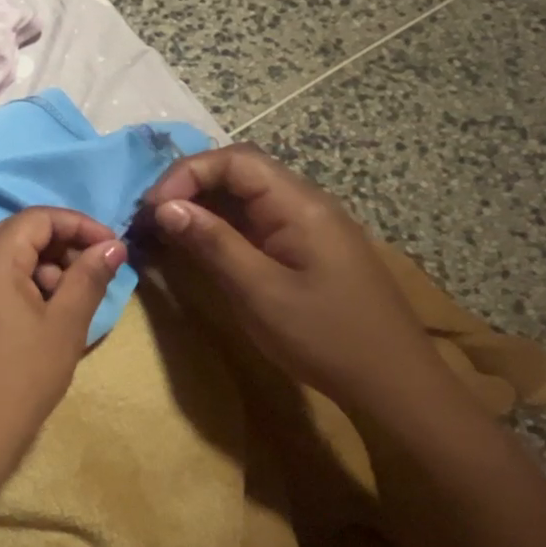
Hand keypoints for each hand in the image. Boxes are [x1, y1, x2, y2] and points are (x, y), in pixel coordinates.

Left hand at [0, 208, 125, 479]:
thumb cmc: (21, 377)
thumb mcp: (64, 325)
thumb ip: (88, 278)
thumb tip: (112, 246)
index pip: (38, 217)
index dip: (80, 226)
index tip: (113, 249)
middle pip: (17, 232)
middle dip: (60, 246)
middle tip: (94, 277)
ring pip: (1, 256)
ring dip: (39, 267)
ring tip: (68, 305)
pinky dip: (17, 284)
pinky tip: (38, 317)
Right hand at [142, 143, 453, 420]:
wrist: (394, 385)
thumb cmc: (325, 337)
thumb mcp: (259, 292)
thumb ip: (212, 243)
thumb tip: (164, 206)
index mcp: (300, 207)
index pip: (235, 161)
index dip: (186, 173)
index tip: (152, 208)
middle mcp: (306, 204)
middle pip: (239, 170)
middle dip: (189, 184)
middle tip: (151, 215)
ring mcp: (308, 226)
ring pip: (245, 194)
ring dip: (201, 203)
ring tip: (164, 228)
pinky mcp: (304, 247)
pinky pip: (255, 219)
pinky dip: (219, 223)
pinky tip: (196, 243)